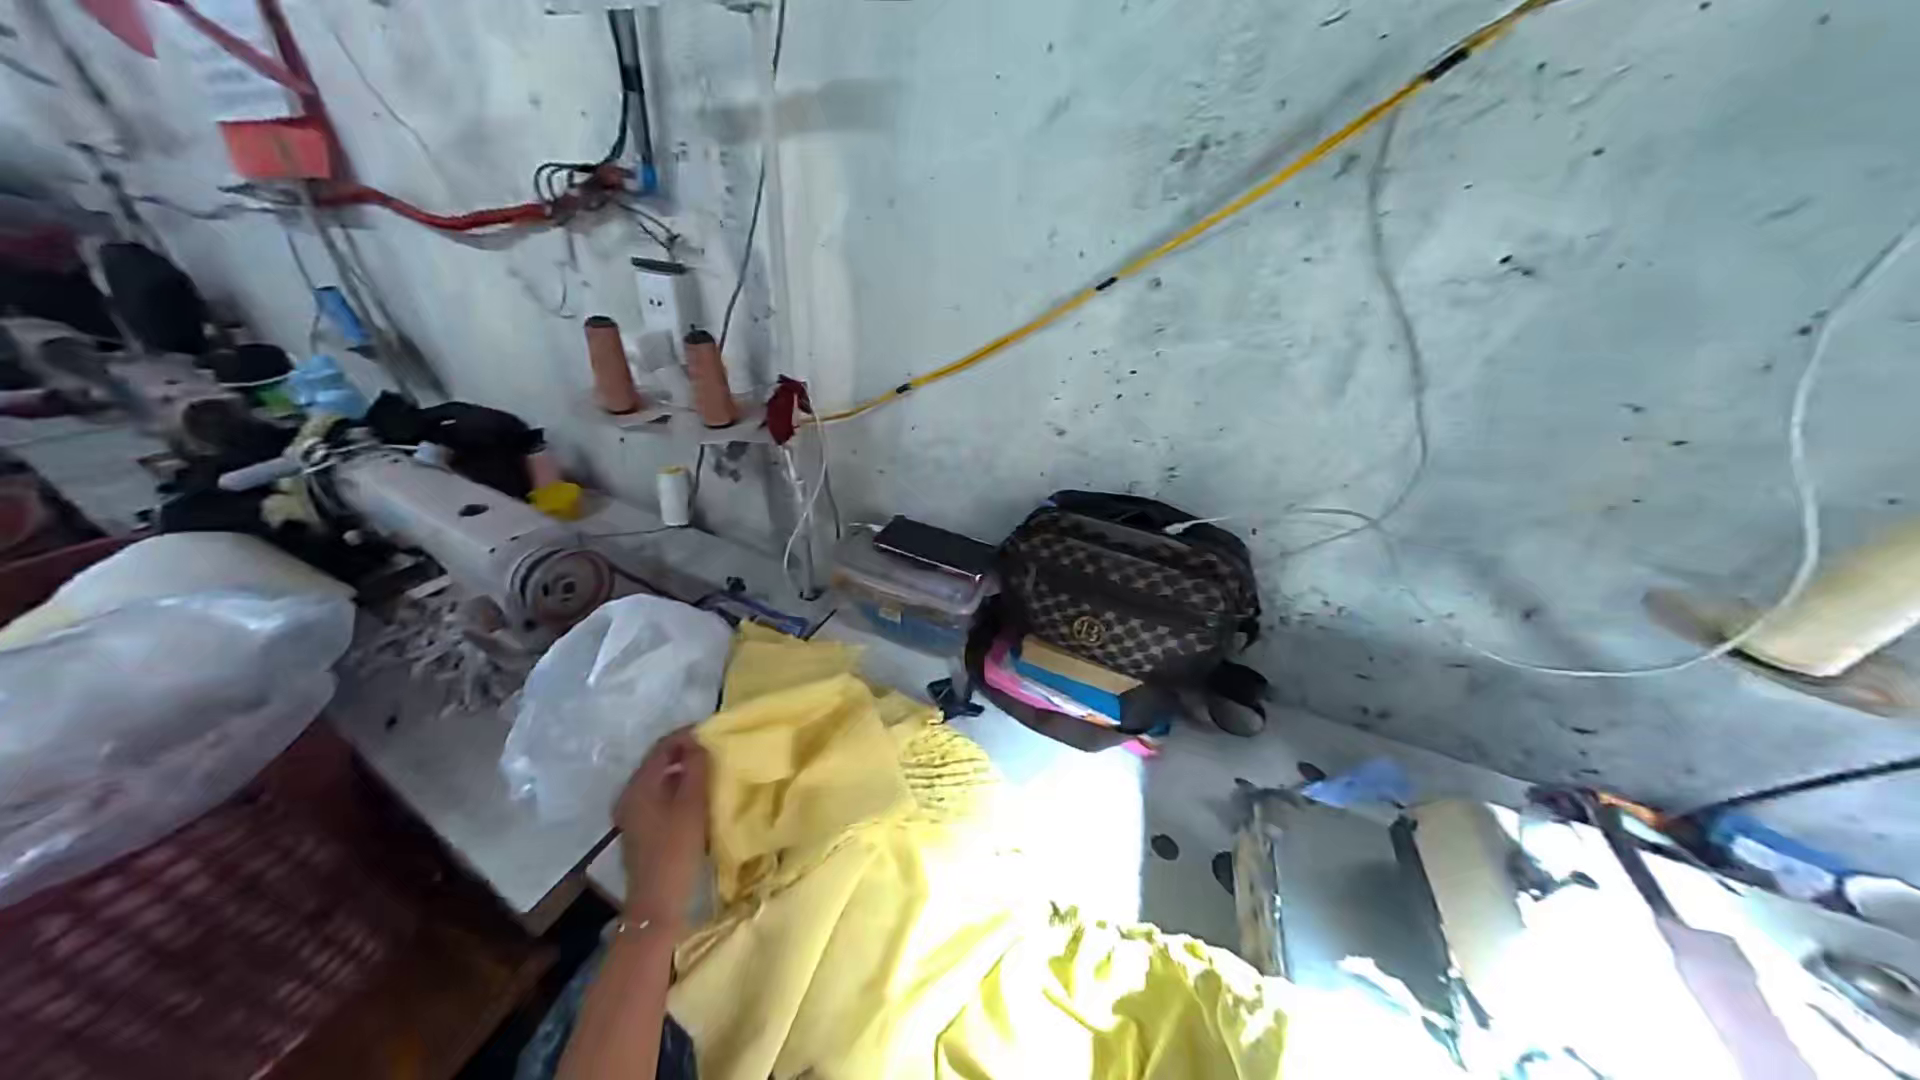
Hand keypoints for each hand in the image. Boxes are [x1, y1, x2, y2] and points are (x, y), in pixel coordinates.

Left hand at [614, 729, 709, 928]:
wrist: (657, 904)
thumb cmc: (676, 850)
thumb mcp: (693, 803)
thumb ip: (696, 767)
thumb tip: (699, 741)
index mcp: (638, 786)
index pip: (663, 746)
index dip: (688, 734)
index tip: (716, 731)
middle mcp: (629, 795)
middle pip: (660, 761)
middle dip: (688, 751)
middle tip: (718, 748)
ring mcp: (633, 813)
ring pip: (662, 779)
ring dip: (686, 770)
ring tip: (714, 768)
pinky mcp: (642, 828)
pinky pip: (662, 795)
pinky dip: (680, 788)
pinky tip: (701, 795)